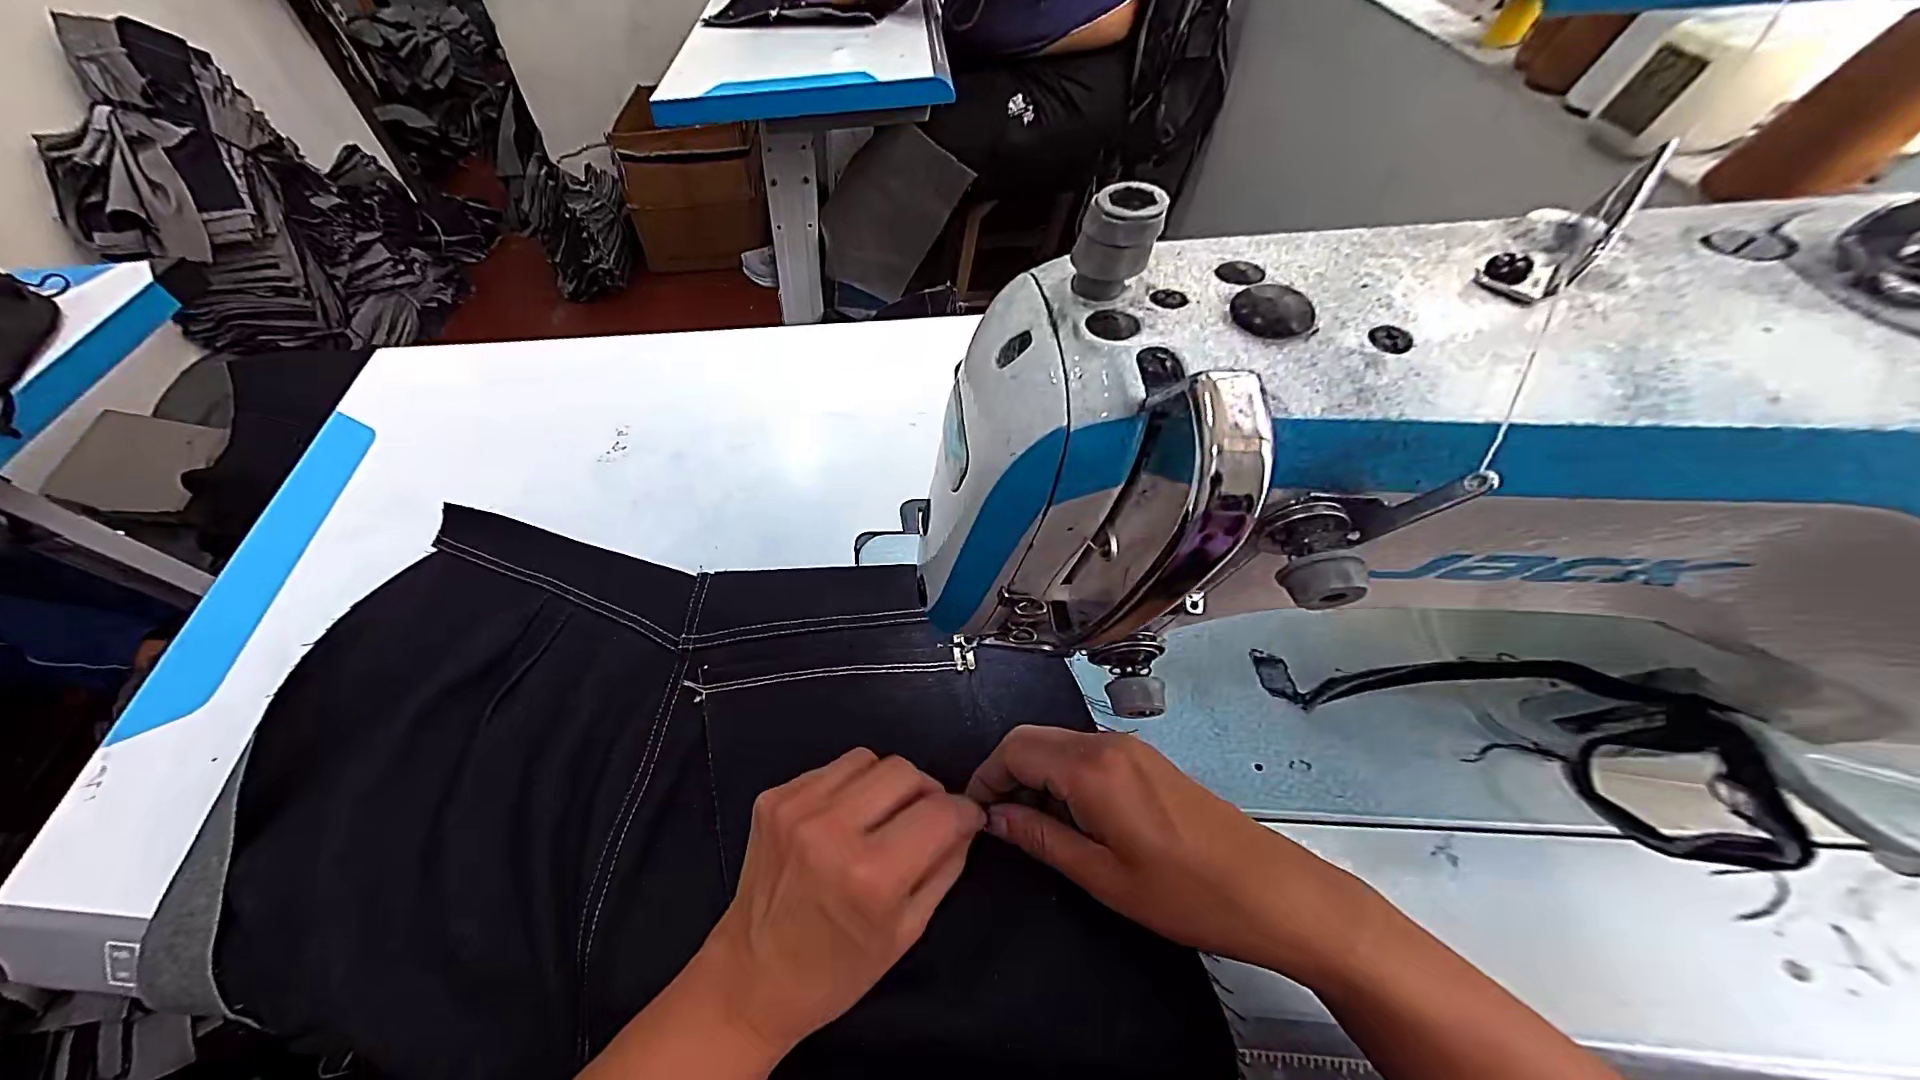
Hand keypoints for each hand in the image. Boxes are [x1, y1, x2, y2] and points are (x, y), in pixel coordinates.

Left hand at [699, 748, 985, 1057]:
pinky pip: (833, 769)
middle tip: (924, 819)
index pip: (941, 811)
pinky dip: (851, 786)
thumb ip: (947, 865)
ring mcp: (796, 809)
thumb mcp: (909, 929)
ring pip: (870, 759)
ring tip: (881, 817)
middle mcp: (831, 831)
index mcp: (871, 876)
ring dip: (887, 784)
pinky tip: (844, 819)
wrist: (751, 979)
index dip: (964, 812)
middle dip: (927, 793)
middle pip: (906, 771)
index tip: (966, 819)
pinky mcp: (773, 798)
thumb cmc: (837, 970)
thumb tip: (967, 819)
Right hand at [966, 726, 1389, 990]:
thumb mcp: (1102, 876)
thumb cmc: (1188, 892)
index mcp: (1093, 768)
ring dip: (1034, 775)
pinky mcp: (1146, 760)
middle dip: (1005, 773)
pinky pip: (1085, 754)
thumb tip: (996, 818)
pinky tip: (1070, 816)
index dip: (985, 776)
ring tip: (1033, 826)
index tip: (975, 813)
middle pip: (1033, 738)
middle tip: (999, 822)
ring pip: (1058, 744)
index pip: (1014, 748)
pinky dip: (1063, 776)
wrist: (1272, 890)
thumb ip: (1041, 837)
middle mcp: (1110, 744)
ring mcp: (1132, 748)